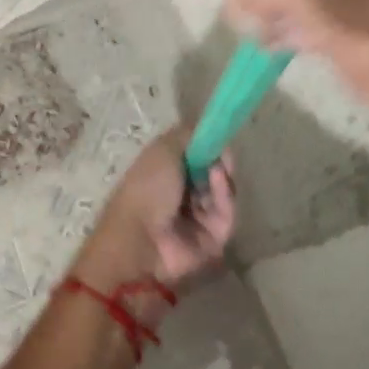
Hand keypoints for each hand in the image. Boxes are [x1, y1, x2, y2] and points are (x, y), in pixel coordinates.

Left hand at [72, 130, 235, 298]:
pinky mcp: (214, 238)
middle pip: (214, 173)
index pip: (196, 157)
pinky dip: (224, 195)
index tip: (218, 135)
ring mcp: (199, 218)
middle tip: (221, 154)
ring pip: (224, 192)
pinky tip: (217, 180)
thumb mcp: (163, 150)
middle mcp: (183, 195)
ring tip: (215, 170)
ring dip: (221, 178)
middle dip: (219, 161)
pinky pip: (227, 213)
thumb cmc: (146, 188)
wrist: (140, 239)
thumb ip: (188, 135)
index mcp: (165, 174)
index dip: (208, 145)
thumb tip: (209, 130)